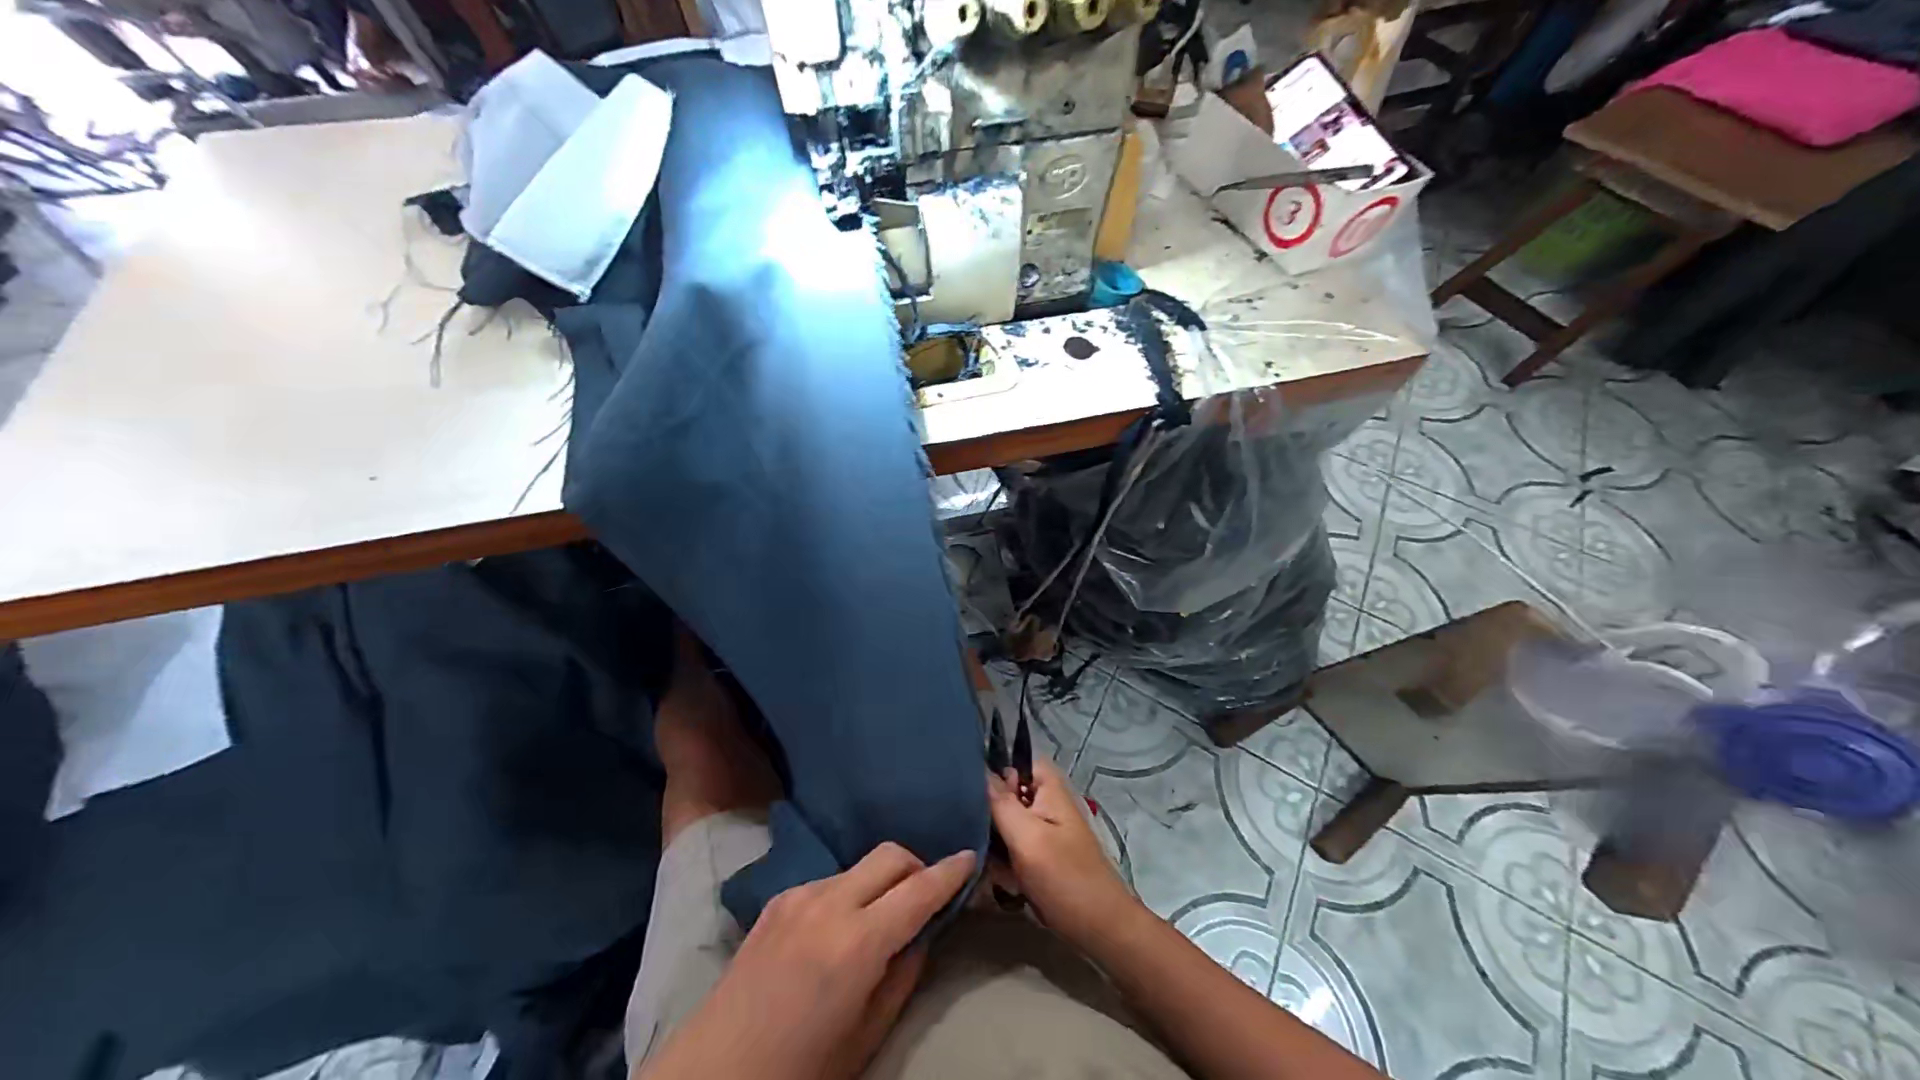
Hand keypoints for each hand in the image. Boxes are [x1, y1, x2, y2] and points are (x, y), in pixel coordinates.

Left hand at [639, 843, 975, 1079]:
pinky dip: (850, 892)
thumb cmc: (801, 1067)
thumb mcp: (868, 1032)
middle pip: (890, 855)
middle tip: (926, 897)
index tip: (970, 857)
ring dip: (881, 881)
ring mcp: (798, 895)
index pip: (919, 891)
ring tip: (880, 919)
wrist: (715, 1071)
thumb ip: (904, 973)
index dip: (950, 872)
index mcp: (857, 943)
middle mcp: (829, 903)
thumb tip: (922, 932)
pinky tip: (840, 928)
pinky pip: (830, 880)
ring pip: (859, 866)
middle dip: (917, 866)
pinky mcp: (777, 899)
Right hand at [987, 757, 1137, 946]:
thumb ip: (1000, 802)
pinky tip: (1002, 881)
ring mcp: (1041, 832)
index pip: (1016, 760)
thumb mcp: (1027, 837)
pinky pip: (1009, 849)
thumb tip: (977, 769)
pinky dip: (1002, 862)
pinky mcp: (1037, 858)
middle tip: (977, 834)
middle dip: (988, 811)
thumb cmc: (1065, 878)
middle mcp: (1045, 804)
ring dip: (993, 842)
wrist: (1100, 930)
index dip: (993, 768)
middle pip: (1005, 792)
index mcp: (1049, 788)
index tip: (967, 786)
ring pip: (1003, 823)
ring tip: (990, 864)